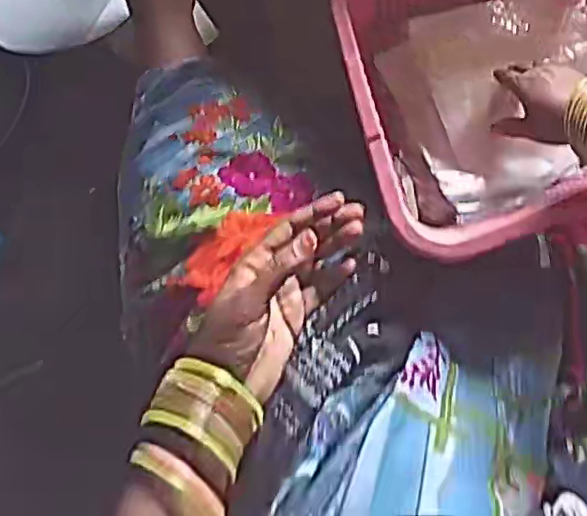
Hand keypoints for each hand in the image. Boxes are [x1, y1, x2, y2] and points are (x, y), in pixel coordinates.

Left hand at [185, 194, 364, 401]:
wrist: (227, 385)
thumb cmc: (228, 335)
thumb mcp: (249, 297)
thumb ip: (282, 266)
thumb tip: (311, 236)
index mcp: (256, 261)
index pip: (289, 229)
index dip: (313, 213)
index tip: (337, 201)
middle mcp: (273, 271)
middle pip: (307, 241)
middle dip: (331, 224)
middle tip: (357, 211)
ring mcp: (287, 292)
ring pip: (317, 261)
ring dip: (337, 244)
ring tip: (358, 229)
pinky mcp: (298, 314)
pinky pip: (320, 288)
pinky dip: (335, 275)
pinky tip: (350, 263)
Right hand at [491, 62, 584, 142]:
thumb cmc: (558, 123)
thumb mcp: (532, 129)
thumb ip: (511, 127)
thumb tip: (494, 128)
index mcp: (523, 84)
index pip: (507, 75)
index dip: (501, 75)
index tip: (498, 75)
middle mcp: (538, 72)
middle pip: (522, 67)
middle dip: (516, 70)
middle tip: (513, 75)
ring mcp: (556, 69)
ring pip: (539, 65)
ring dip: (534, 70)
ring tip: (534, 77)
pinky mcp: (572, 70)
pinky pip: (556, 67)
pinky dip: (551, 72)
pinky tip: (554, 79)